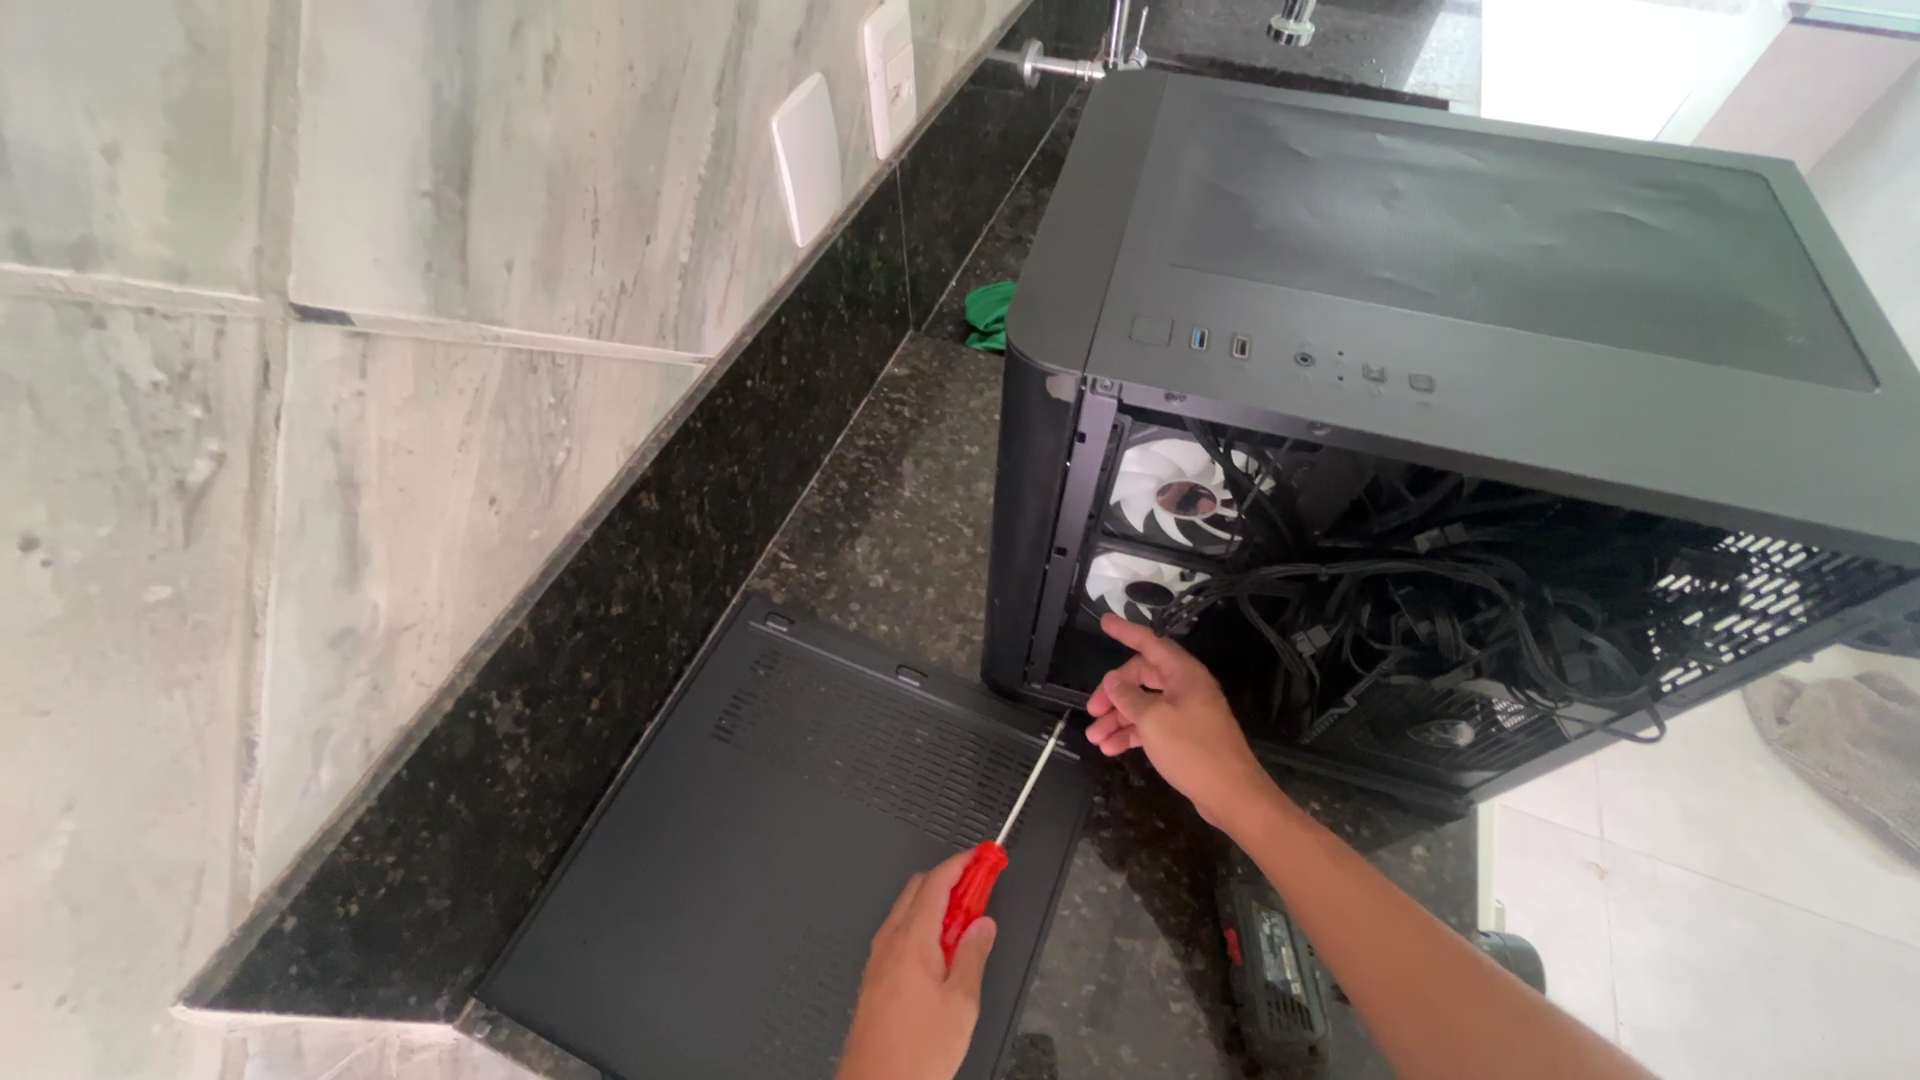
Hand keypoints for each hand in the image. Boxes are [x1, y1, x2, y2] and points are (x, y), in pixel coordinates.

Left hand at [837, 850, 997, 1079]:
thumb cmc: (913, 1054)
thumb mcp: (962, 1004)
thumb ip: (974, 956)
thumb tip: (983, 927)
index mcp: (912, 940)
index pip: (937, 881)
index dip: (961, 863)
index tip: (980, 856)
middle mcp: (890, 941)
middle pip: (919, 887)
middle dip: (950, 878)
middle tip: (978, 885)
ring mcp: (879, 957)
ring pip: (907, 908)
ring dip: (935, 901)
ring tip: (966, 919)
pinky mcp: (875, 974)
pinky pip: (899, 930)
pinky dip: (922, 922)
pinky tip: (940, 946)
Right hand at [1085, 614, 1277, 828]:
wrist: (1232, 795)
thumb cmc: (1193, 750)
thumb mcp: (1153, 720)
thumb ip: (1129, 696)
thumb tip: (1113, 680)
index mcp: (1183, 674)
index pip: (1150, 643)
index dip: (1126, 632)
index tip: (1104, 622)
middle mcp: (1185, 688)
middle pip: (1142, 677)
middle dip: (1113, 693)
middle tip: (1091, 709)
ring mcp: (1186, 713)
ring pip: (1143, 705)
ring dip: (1117, 719)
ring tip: (1094, 737)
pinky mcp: (1184, 736)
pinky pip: (1151, 726)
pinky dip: (1131, 734)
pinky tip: (1111, 749)